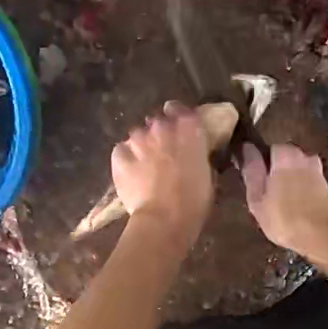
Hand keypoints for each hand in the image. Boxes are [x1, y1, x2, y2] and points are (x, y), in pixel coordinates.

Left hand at [112, 101, 214, 245]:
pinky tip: (132, 172)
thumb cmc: (194, 201)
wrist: (164, 219)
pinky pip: (122, 150)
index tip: (180, 128)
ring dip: (142, 145)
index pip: (181, 110)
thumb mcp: (208, 175)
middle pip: (158, 122)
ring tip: (146, 165)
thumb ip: (199, 156)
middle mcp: (162, 126)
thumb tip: (195, 154)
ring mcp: (137, 139)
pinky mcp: (119, 155)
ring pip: (138, 135)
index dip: (179, 117)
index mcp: (189, 129)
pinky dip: (126, 157)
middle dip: (161, 133)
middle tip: (165, 152)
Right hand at [239, 142, 327, 260]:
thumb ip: (252, 171)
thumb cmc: (286, 219)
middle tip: (267, 196)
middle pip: (286, 159)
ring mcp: (320, 173)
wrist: (326, 237)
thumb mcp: (258, 199)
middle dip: (277, 172)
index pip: (269, 148)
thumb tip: (247, 149)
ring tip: (281, 206)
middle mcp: (306, 158)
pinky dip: (303, 194)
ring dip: (291, 184)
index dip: (261, 163)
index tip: (255, 180)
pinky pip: (309, 186)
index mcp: (286, 155)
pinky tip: (296, 210)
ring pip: (299, 173)